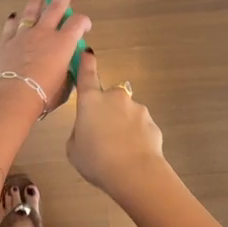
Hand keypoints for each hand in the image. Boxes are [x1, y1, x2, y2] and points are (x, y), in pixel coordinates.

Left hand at [0, 0, 90, 110]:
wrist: (15, 96)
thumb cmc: (45, 94)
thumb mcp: (65, 86)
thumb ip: (68, 72)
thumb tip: (68, 67)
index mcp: (63, 43)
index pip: (78, 23)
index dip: (84, 21)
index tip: (85, 26)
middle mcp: (44, 33)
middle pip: (55, 8)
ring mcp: (24, 35)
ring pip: (31, 11)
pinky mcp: (7, 42)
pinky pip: (11, 26)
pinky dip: (13, 19)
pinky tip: (14, 15)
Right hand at [67, 50, 168, 205]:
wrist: (135, 173)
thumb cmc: (97, 160)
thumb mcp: (74, 150)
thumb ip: (79, 133)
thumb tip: (88, 129)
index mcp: (91, 101)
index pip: (87, 76)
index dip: (86, 63)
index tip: (88, 52)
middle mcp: (115, 98)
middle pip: (109, 99)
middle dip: (107, 111)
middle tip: (103, 135)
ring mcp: (137, 109)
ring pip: (126, 113)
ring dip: (123, 125)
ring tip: (119, 151)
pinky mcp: (153, 123)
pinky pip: (140, 127)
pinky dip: (137, 137)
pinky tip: (133, 155)